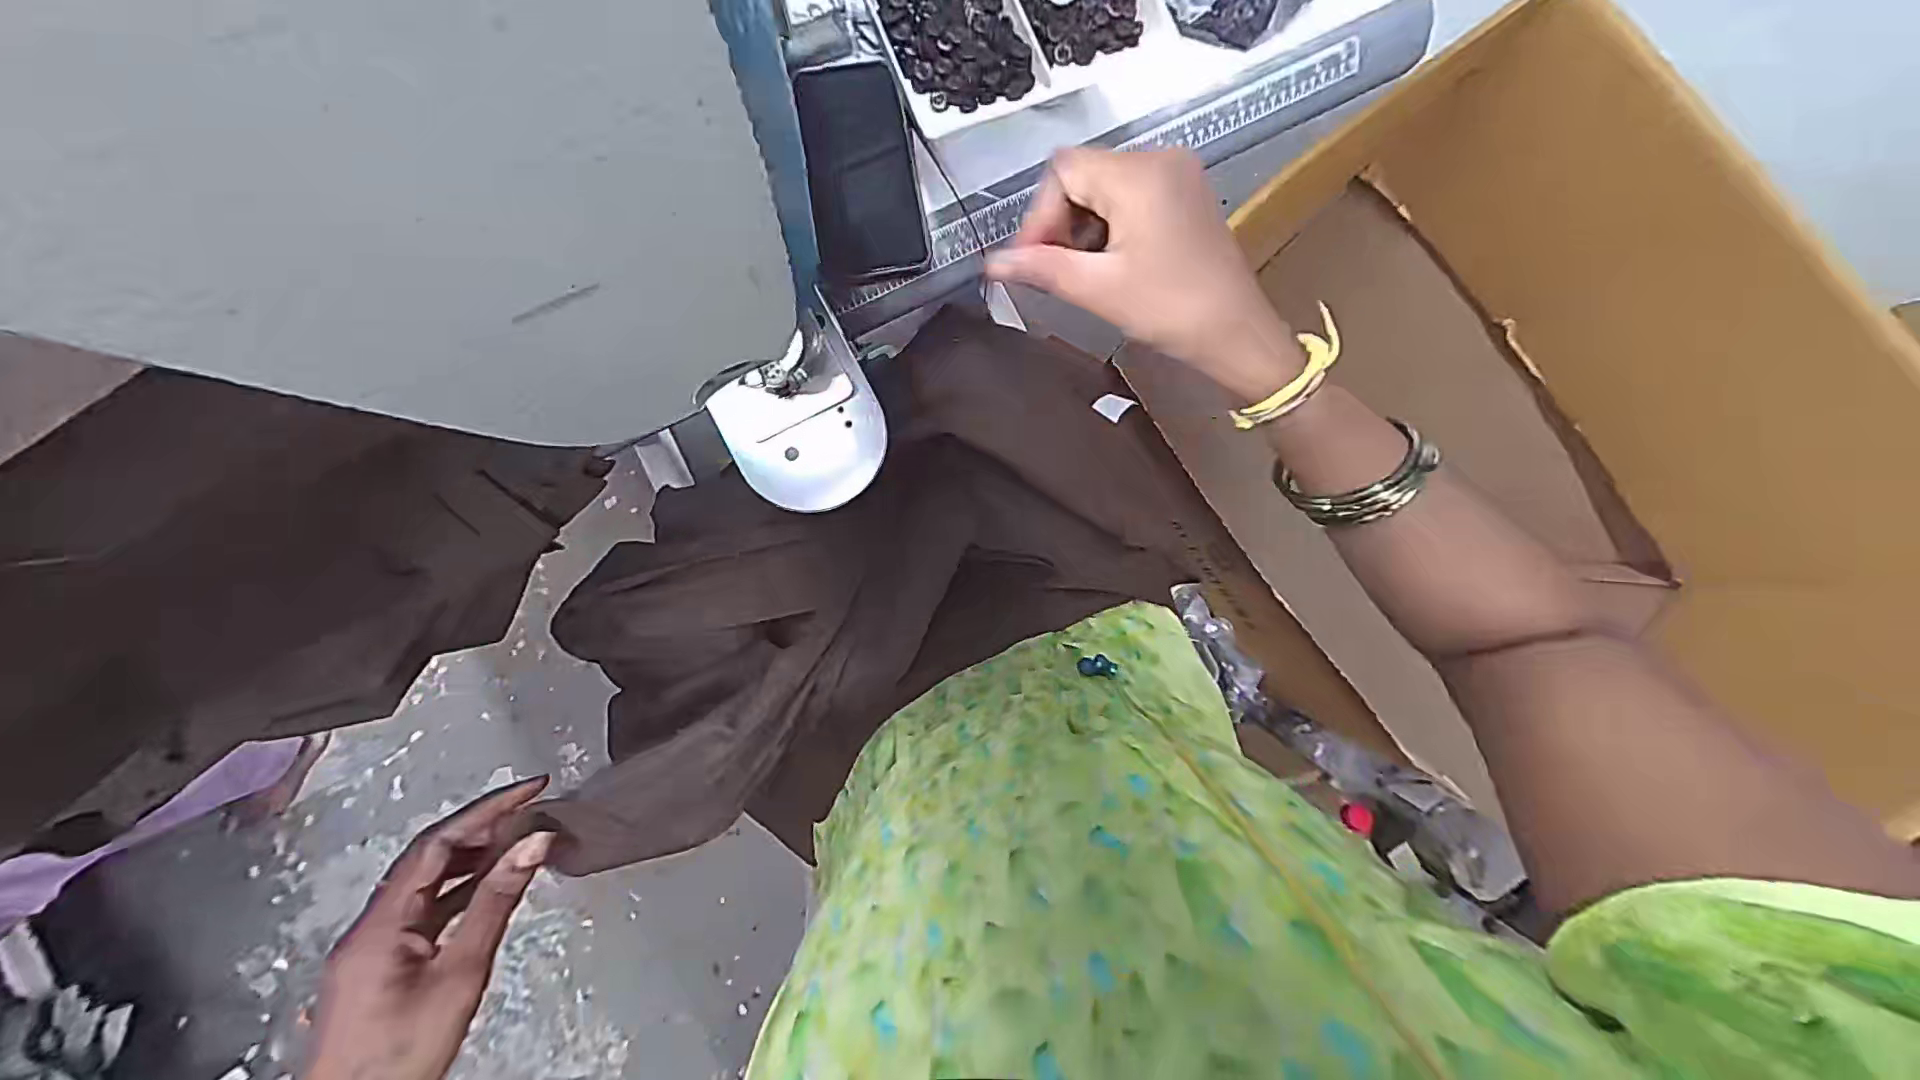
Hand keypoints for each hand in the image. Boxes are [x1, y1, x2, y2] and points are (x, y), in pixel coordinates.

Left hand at [307, 777, 553, 1079]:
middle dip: (483, 826)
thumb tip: (533, 843)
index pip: (438, 842)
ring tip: (520, 840)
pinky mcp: (382, 962)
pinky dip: (463, 886)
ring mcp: (373, 945)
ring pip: (428, 880)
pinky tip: (492, 883)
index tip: (530, 789)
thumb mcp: (462, 971)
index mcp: (381, 924)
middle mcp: (369, 927)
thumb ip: (497, 901)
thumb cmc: (402, 1054)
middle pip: (429, 856)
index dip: (488, 808)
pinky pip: (426, 906)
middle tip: (530, 809)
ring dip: (475, 854)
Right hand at [986, 147, 1306, 400]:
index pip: (1062, 171)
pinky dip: (1107, 228)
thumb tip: (995, 263)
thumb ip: (1041, 269)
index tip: (1032, 260)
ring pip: (1102, 190)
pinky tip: (1108, 265)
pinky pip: (1128, 199)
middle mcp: (1159, 162)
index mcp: (1139, 176)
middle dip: (1059, 224)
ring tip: (1084, 274)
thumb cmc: (1175, 310)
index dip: (1038, 216)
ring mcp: (1175, 177)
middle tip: (1054, 271)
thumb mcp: (1097, 289)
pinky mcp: (1182, 197)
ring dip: (1081, 229)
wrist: (1234, 332)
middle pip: (1081, 176)